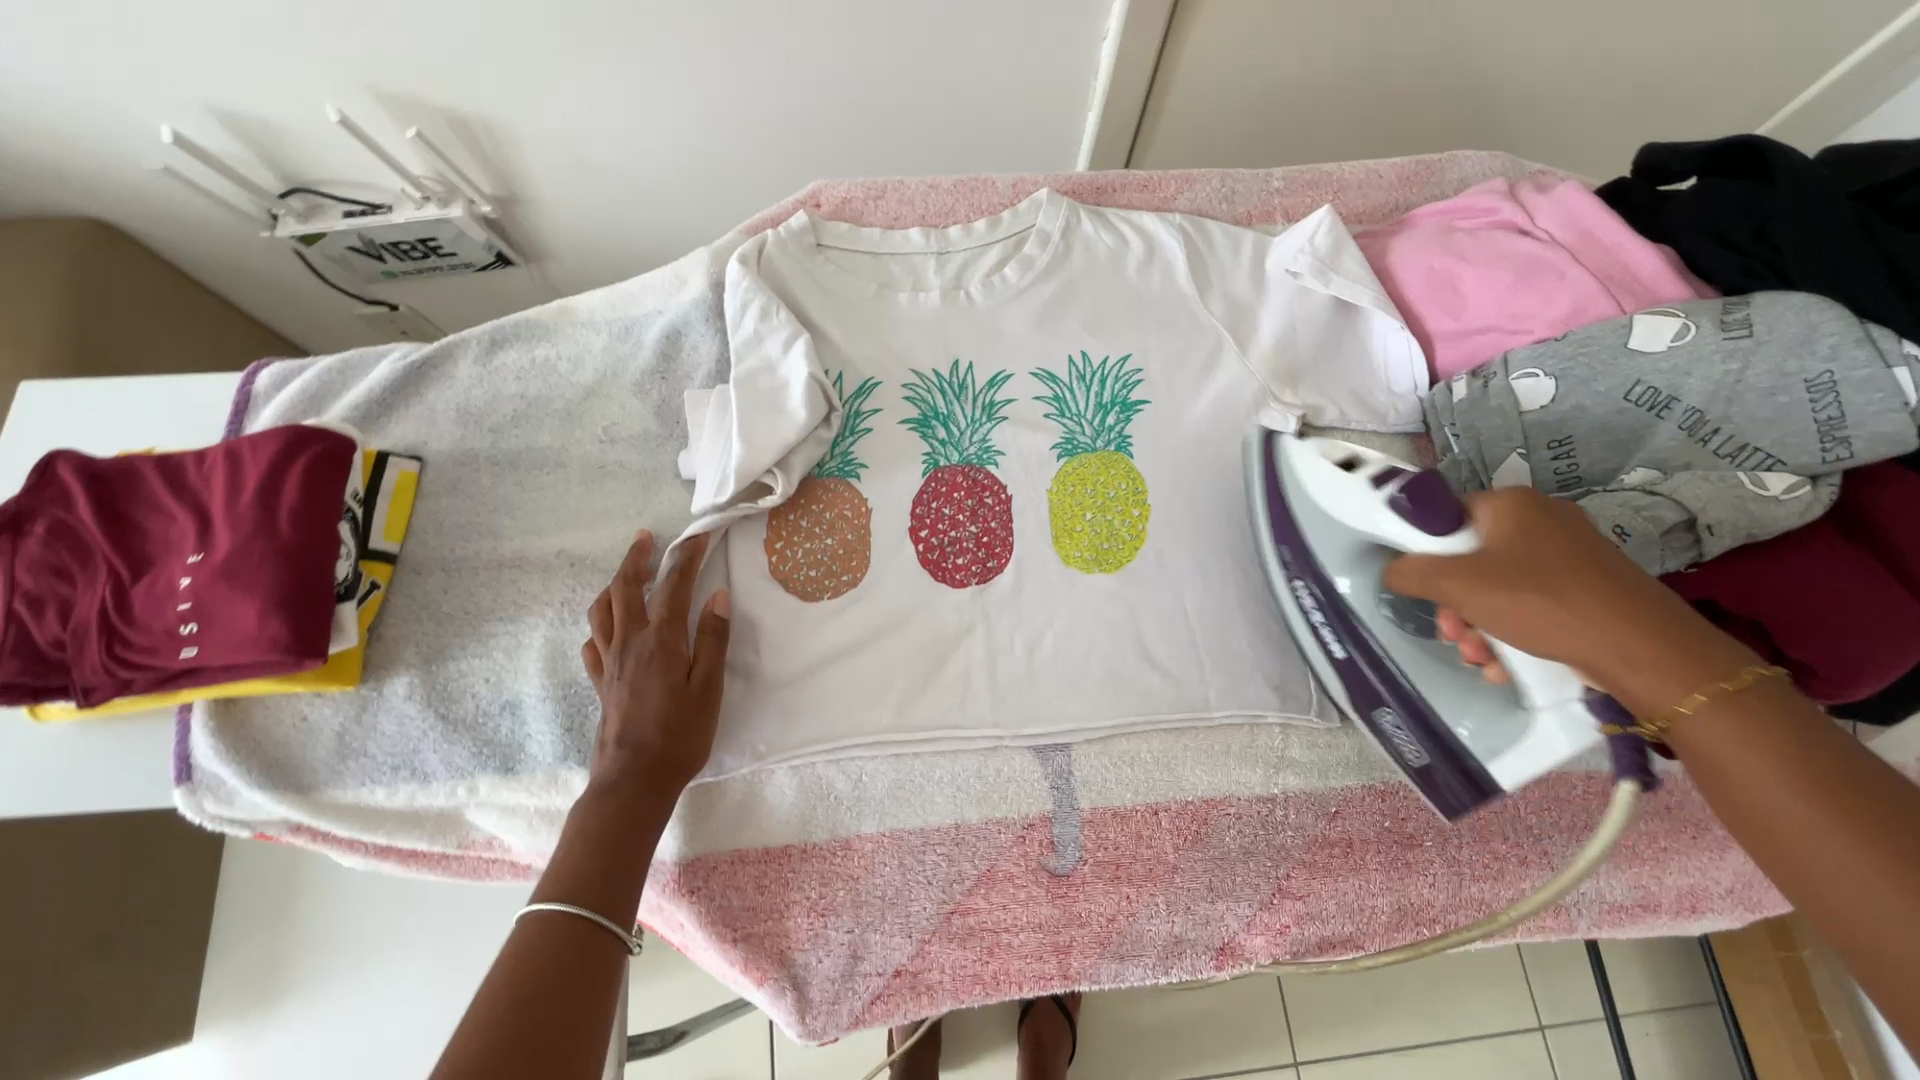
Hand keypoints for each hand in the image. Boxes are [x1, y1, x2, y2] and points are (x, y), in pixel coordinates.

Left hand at [581, 530, 730, 796]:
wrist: (634, 780)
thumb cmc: (681, 735)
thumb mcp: (709, 688)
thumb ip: (713, 640)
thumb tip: (719, 596)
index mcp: (661, 641)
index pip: (674, 586)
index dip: (686, 557)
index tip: (698, 537)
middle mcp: (629, 643)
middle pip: (625, 588)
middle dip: (636, 558)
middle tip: (646, 537)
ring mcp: (610, 662)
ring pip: (601, 610)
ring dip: (613, 585)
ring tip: (626, 576)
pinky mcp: (601, 682)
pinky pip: (593, 643)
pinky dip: (601, 625)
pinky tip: (611, 629)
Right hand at [1381, 487, 1754, 714]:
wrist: (1638, 646)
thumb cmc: (1539, 600)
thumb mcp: (1457, 585)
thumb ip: (1411, 572)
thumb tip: (1394, 570)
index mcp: (1510, 504)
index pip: (1447, 516)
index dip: (1427, 552)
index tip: (1423, 587)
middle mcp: (1542, 519)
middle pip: (1471, 558)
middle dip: (1454, 603)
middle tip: (1454, 633)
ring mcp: (1570, 554)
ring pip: (1499, 587)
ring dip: (1478, 625)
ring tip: (1481, 658)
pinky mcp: (1588, 588)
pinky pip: (1531, 603)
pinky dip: (1512, 632)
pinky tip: (1506, 664)